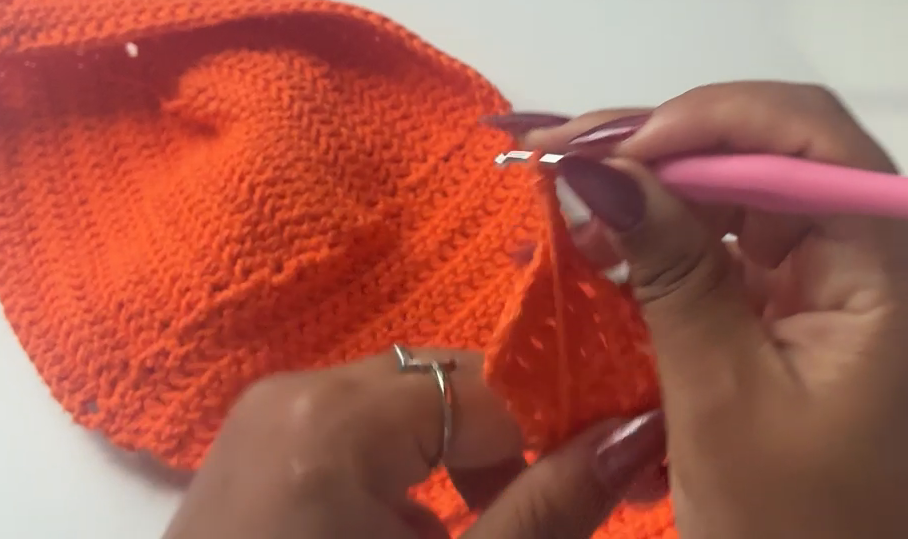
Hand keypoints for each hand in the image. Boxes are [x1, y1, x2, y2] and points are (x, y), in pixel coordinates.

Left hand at [161, 348, 665, 538]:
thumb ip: (551, 508)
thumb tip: (647, 425)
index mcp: (336, 419)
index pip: (498, 386)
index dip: (567, 422)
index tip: (624, 461)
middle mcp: (301, 388)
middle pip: (462, 384)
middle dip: (519, 441)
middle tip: (560, 505)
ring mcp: (271, 414)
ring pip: (423, 402)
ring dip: (473, 454)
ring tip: (494, 523)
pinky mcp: (260, 445)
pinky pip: (373, 427)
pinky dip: (417, 466)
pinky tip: (422, 534)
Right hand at [516, 82, 907, 538]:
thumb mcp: (723, 402)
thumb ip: (670, 273)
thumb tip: (597, 168)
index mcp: (890, 266)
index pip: (816, 135)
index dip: (718, 117)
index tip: (623, 144)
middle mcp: (878, 255)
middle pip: (780, 156)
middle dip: (678, 146)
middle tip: (572, 150)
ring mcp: (846, 283)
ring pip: (756, 197)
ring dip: (671, 190)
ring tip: (578, 187)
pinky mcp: (814, 313)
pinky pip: (747, 250)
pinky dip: (684, 242)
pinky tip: (622, 242)